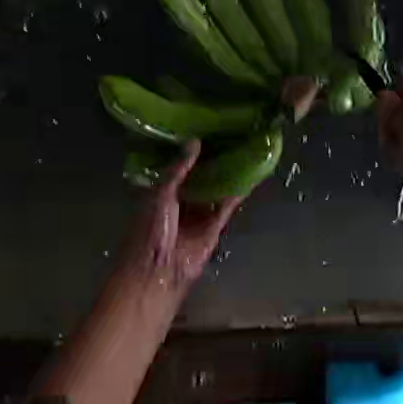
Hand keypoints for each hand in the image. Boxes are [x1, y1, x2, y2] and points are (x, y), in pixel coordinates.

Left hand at [111, 143, 241, 307]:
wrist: (158, 271)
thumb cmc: (149, 231)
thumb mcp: (159, 194)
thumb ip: (178, 169)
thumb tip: (195, 141)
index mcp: (160, 194)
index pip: (177, 168)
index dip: (190, 153)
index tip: (206, 132)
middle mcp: (181, 202)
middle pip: (200, 178)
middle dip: (212, 161)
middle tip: (231, 136)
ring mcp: (199, 214)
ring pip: (216, 189)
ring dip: (228, 174)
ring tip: (245, 149)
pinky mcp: (215, 226)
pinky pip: (228, 204)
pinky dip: (239, 191)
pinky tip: (252, 174)